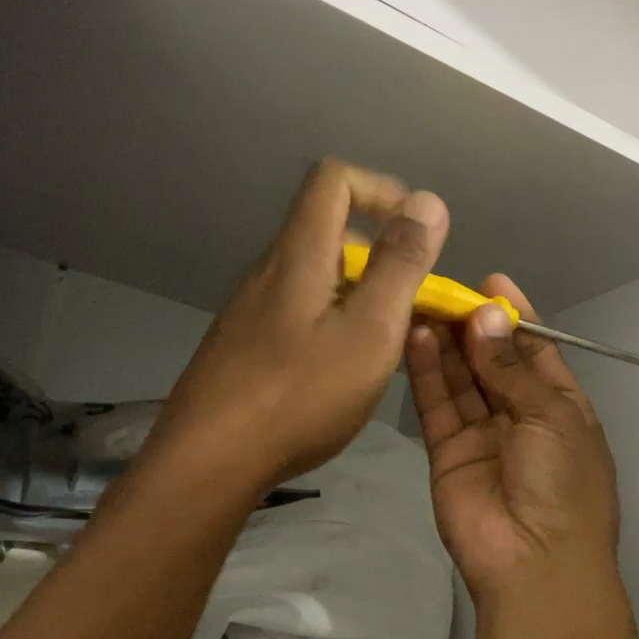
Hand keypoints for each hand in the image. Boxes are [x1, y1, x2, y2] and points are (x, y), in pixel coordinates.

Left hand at [148, 159, 448, 488]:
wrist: (211, 459)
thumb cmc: (300, 394)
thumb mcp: (370, 330)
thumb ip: (400, 265)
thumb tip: (427, 201)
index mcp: (299, 253)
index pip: (333, 179)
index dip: (382, 189)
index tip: (415, 233)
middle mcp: (269, 270)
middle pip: (328, 231)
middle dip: (381, 256)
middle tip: (412, 306)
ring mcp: (251, 310)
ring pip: (316, 279)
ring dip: (360, 296)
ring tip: (386, 347)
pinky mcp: (244, 346)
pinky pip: (299, 313)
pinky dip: (334, 325)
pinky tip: (343, 375)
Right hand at [406, 276, 619, 600]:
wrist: (535, 561)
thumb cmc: (563, 483)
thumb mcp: (552, 416)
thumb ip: (513, 368)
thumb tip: (487, 319)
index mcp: (562, 408)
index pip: (537, 352)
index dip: (515, 317)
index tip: (490, 282)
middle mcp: (522, 418)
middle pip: (493, 363)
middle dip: (473, 327)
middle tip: (444, 288)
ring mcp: (483, 437)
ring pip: (462, 381)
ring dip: (447, 344)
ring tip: (424, 303)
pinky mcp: (448, 453)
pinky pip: (438, 407)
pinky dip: (428, 374)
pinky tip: (417, 338)